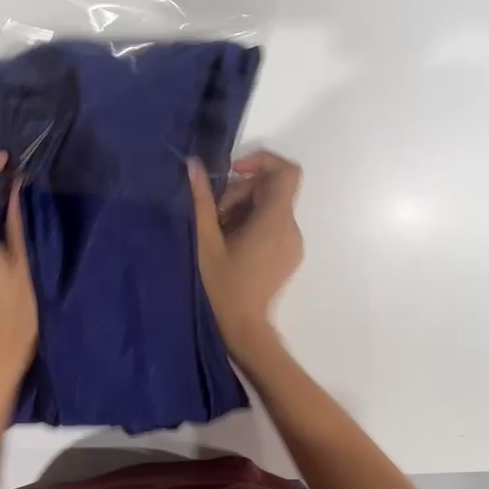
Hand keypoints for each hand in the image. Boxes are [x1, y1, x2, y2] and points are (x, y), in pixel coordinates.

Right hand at [189, 150, 303, 351]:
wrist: (243, 326)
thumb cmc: (221, 285)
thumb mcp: (205, 241)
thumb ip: (201, 200)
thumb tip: (194, 166)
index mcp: (274, 221)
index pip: (286, 172)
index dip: (261, 161)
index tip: (233, 173)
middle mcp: (291, 228)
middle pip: (272, 189)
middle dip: (241, 192)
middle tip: (213, 215)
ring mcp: (293, 242)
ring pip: (271, 207)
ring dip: (243, 209)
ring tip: (219, 234)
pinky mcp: (290, 254)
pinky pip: (273, 225)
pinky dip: (252, 224)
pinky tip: (231, 246)